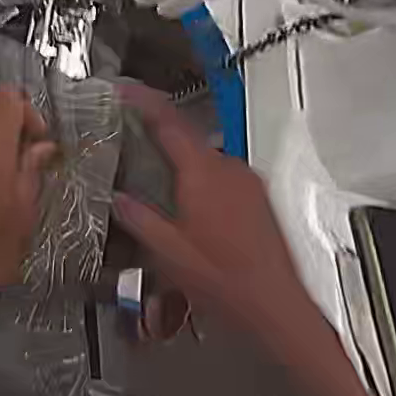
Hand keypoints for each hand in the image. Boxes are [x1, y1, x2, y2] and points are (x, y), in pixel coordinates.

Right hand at [111, 85, 317, 346]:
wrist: (276, 307)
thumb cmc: (224, 280)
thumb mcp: (169, 253)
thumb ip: (140, 219)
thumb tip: (119, 198)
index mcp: (203, 173)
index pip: (169, 123)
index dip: (144, 101)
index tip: (124, 89)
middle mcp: (229, 168)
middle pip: (187, 139)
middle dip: (159, 138)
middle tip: (133, 143)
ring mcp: (248, 181)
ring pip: (205, 158)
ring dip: (181, 162)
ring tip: (159, 183)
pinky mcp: (258, 196)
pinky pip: (222, 173)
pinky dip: (201, 177)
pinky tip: (191, 206)